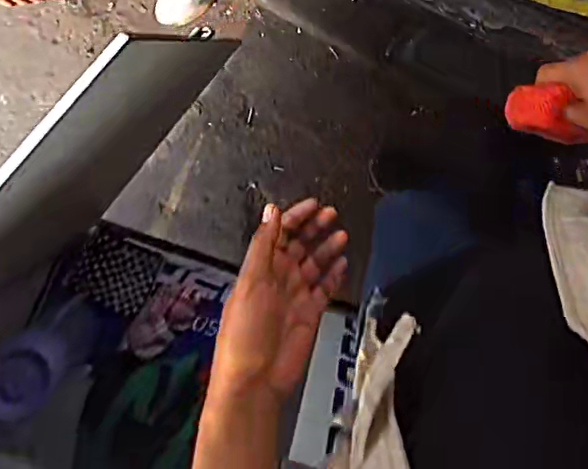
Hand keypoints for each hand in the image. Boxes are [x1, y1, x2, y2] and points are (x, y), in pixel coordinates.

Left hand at [209, 198, 349, 403]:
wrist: (255, 382)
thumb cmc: (244, 335)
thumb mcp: (251, 282)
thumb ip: (263, 244)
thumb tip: (271, 211)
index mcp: (260, 269)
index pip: (279, 234)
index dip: (295, 217)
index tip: (313, 204)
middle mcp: (278, 279)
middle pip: (299, 244)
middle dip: (315, 227)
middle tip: (331, 213)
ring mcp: (295, 295)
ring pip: (315, 262)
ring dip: (327, 247)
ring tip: (341, 235)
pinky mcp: (310, 312)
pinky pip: (325, 287)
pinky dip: (334, 273)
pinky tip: (343, 262)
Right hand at [536, 51, 587, 136]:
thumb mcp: (587, 122)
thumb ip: (565, 116)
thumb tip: (559, 112)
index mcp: (573, 70)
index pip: (542, 74)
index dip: (538, 92)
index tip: (545, 109)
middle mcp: (587, 57)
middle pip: (564, 72)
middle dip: (562, 93)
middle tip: (570, 114)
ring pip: (584, 72)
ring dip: (583, 89)